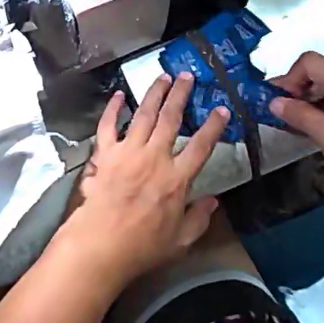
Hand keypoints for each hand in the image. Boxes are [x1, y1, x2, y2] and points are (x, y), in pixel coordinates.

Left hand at [51, 74, 225, 290]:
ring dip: (154, 93)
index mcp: (176, 179)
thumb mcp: (181, 241)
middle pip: (171, 119)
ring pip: (144, 115)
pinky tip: (119, 95)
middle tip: (187, 76)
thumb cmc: (143, 246)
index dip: (214, 127)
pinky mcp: (105, 154)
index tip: (222, 109)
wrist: (101, 243)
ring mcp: (128, 152)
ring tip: (162, 76)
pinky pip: (109, 125)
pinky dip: (114, 108)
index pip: (201, 146)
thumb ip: (199, 219)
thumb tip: (213, 200)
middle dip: (181, 94)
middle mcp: (154, 158)